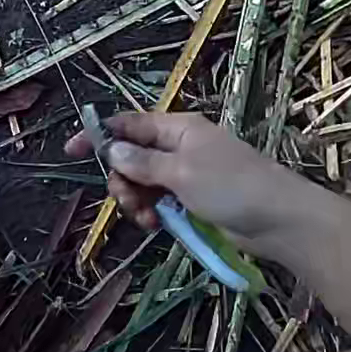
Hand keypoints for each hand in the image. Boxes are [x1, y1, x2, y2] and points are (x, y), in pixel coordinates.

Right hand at [65, 112, 330, 263]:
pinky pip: (159, 202)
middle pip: (131, 159)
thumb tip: (111, 150)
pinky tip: (159, 226)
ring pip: (142, 184)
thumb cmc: (232, 186)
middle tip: (131, 202)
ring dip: (137, 202)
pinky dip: (154, 213)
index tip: (71, 150)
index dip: (100, 135)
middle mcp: (178, 148)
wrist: (279, 220)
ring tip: (150, 219)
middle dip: (123, 181)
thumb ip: (143, 163)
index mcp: (177, 129)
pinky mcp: (192, 200)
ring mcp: (185, 175)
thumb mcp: (181, 172)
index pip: (129, 125)